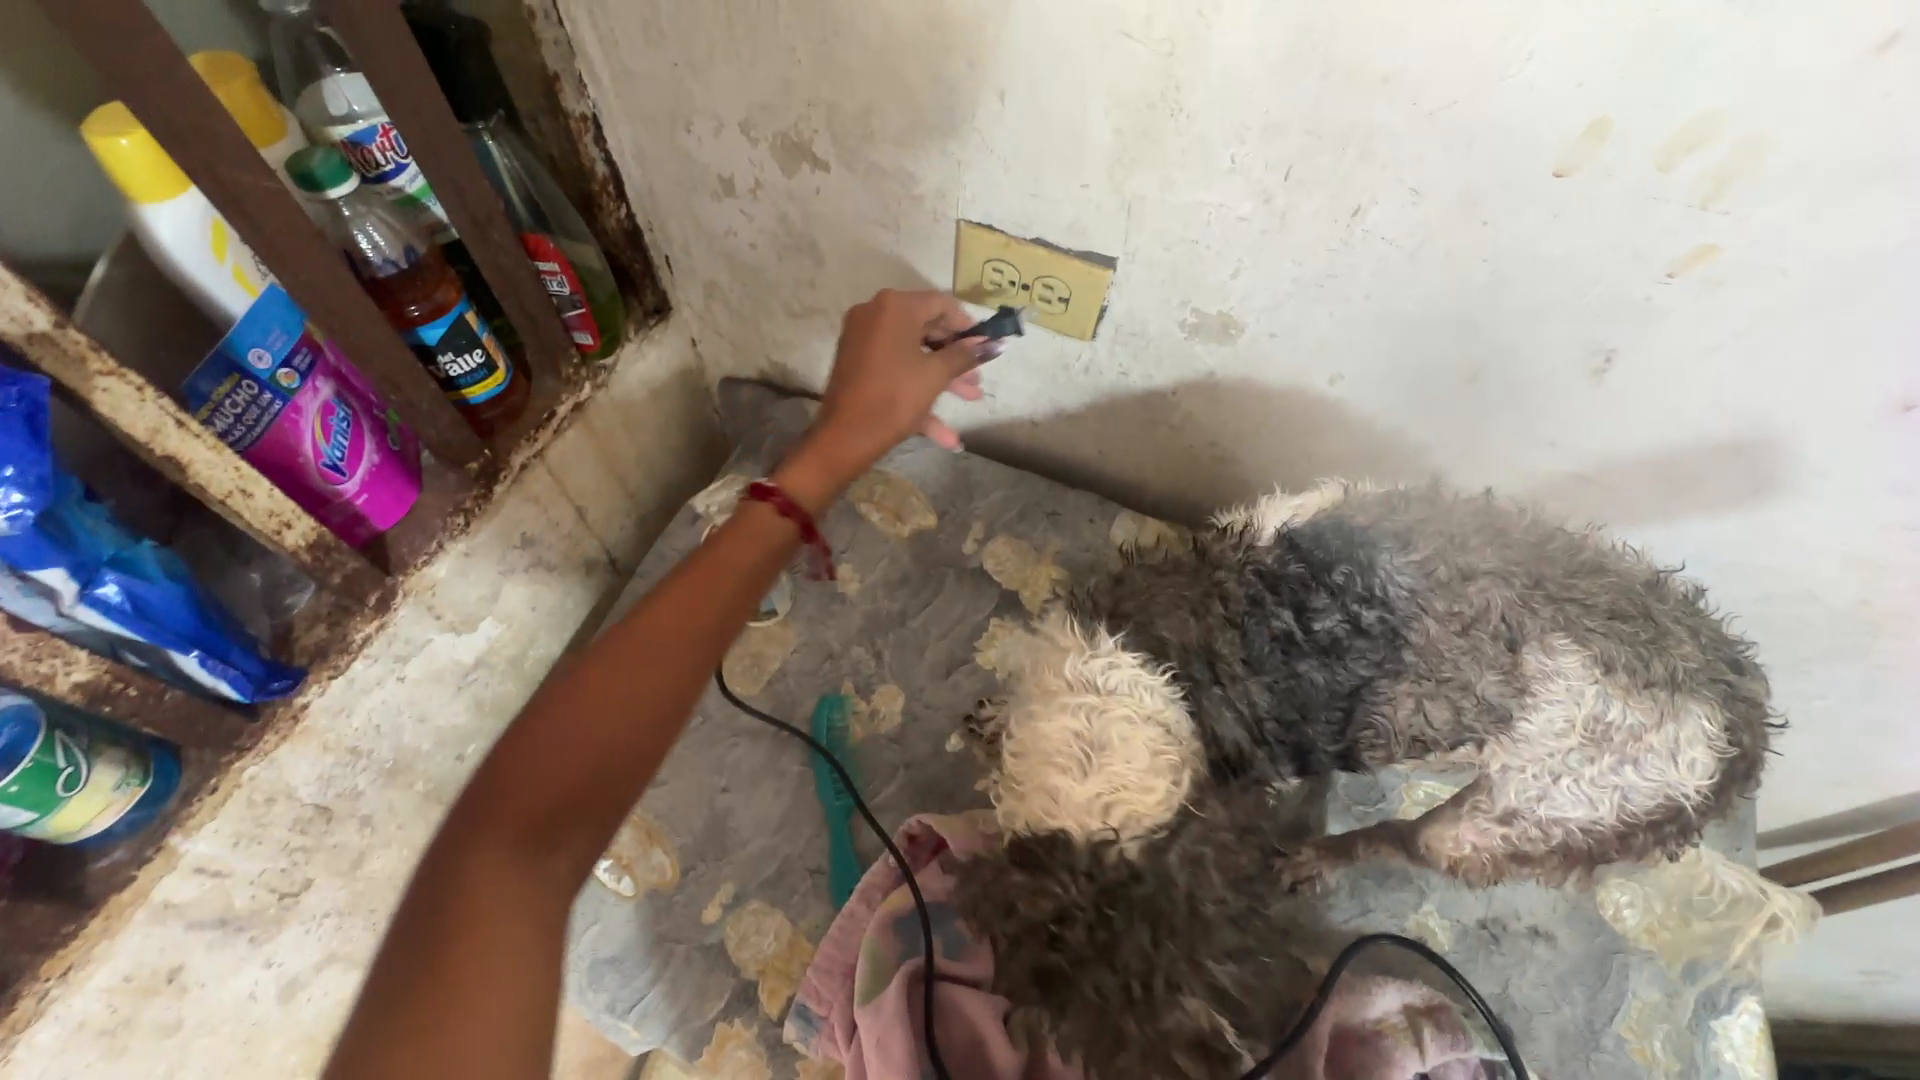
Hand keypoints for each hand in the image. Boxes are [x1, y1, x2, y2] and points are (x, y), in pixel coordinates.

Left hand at [814, 289, 992, 462]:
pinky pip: (894, 370)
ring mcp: (863, 339)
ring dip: (942, 377)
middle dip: (955, 357)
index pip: (941, 304)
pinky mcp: (857, 364)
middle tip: (977, 375)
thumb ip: (965, 355)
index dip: (967, 325)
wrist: (845, 436)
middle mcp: (875, 314)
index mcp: (895, 307)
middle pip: (926, 329)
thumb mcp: (935, 375)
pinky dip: (916, 392)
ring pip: (911, 353)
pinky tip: (945, 434)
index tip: (985, 344)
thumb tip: (994, 343)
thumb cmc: (895, 397)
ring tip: (971, 399)